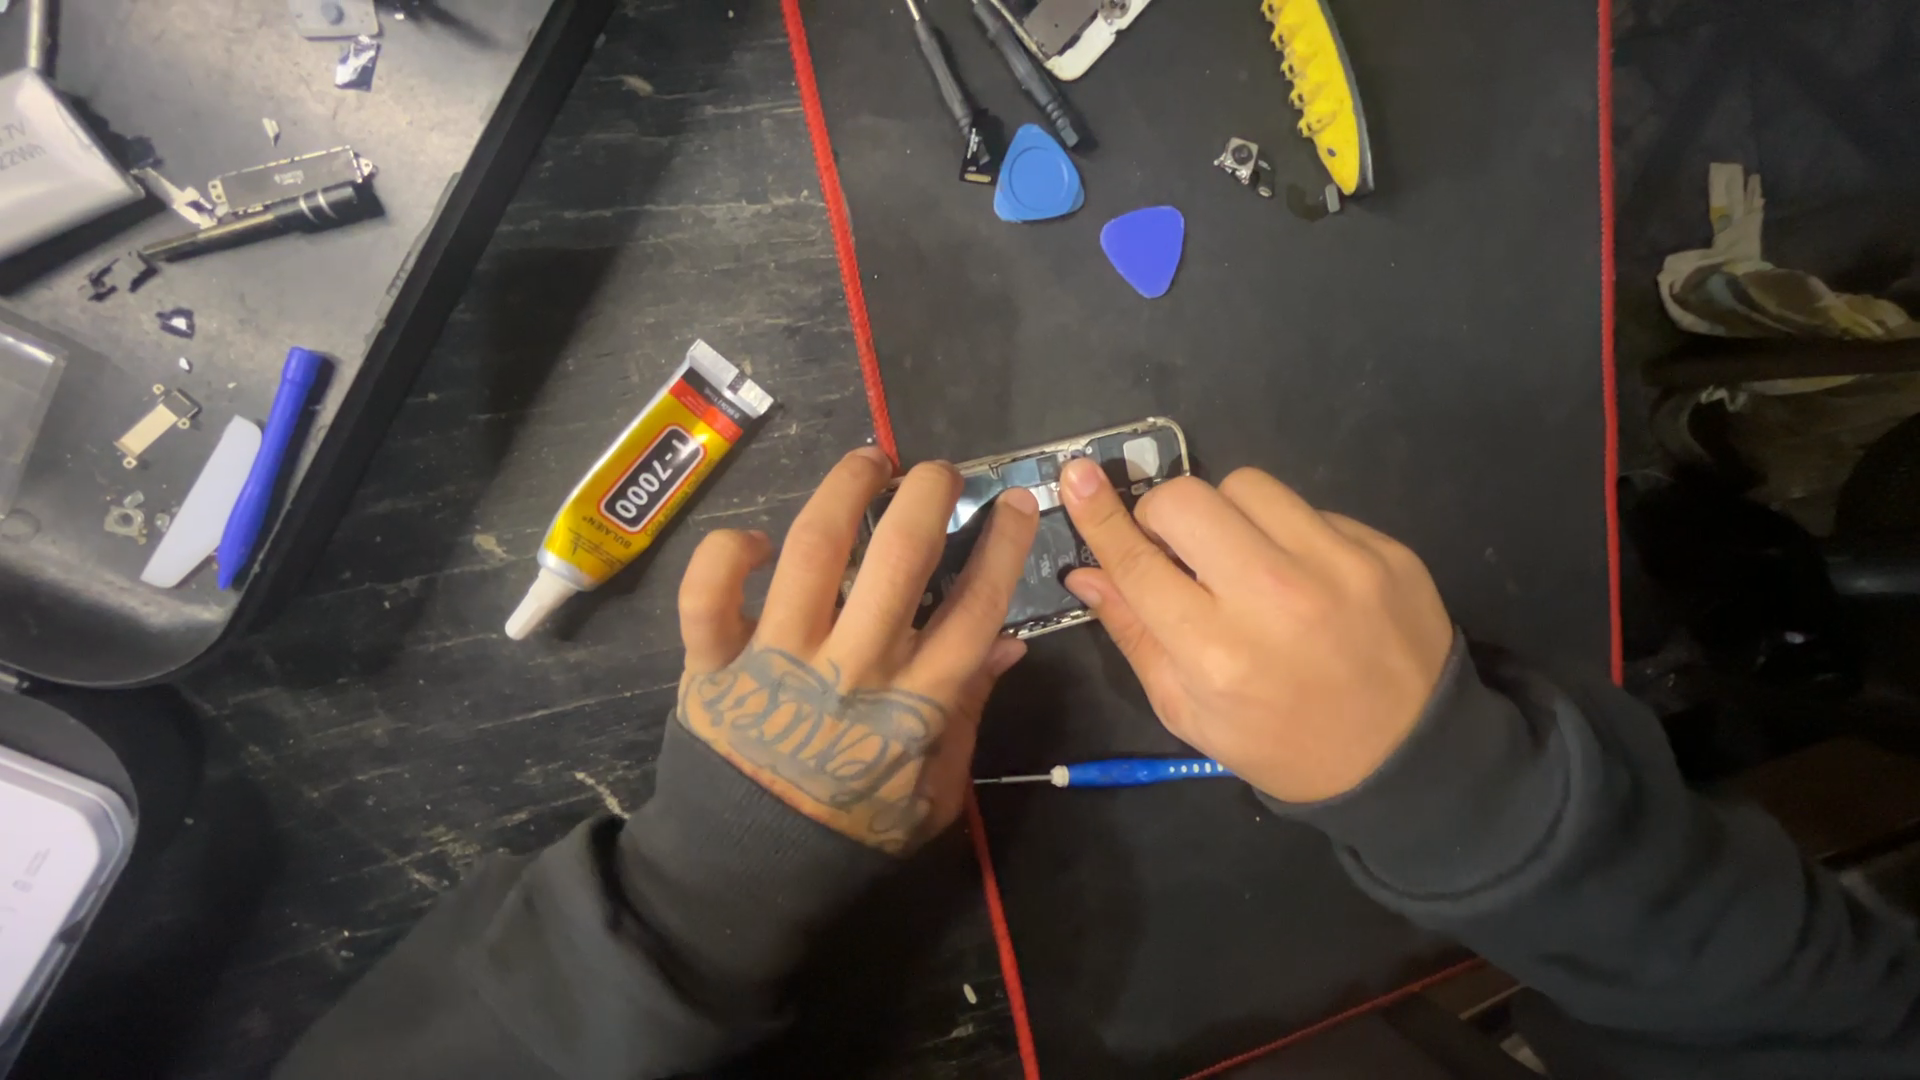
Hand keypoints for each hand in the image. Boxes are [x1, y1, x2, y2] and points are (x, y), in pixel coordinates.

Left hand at [675, 447, 1039, 852]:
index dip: (1004, 546)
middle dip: (927, 495)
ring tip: (868, 462)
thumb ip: (970, 714)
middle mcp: (852, 668)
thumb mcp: (936, 791)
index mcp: (914, 705)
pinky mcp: (713, 662)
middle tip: (938, 471)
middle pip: (900, 558)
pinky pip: (709, 592)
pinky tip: (761, 542)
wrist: (748, 871)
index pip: (974, 610)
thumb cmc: (854, 829)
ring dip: (846, 490)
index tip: (1016, 500)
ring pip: (814, 548)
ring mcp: (778, 660)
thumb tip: (1008, 643)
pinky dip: (730, 553)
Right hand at [1060, 460, 1452, 802]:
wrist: (1411, 760)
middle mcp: (1273, 598)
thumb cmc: (1280, 744)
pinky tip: (1301, 576)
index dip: (1100, 515)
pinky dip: (1284, 531)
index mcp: (1216, 652)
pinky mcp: (1383, 550)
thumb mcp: (1189, 713)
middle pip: (1186, 500)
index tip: (1076, 475)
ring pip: (1246, 485)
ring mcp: (1337, 566)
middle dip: (1163, 513)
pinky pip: (1306, 507)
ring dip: (1225, 514)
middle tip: (1175, 546)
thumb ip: (1135, 635)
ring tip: (1243, 558)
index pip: (1138, 562)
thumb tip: (1087, 574)